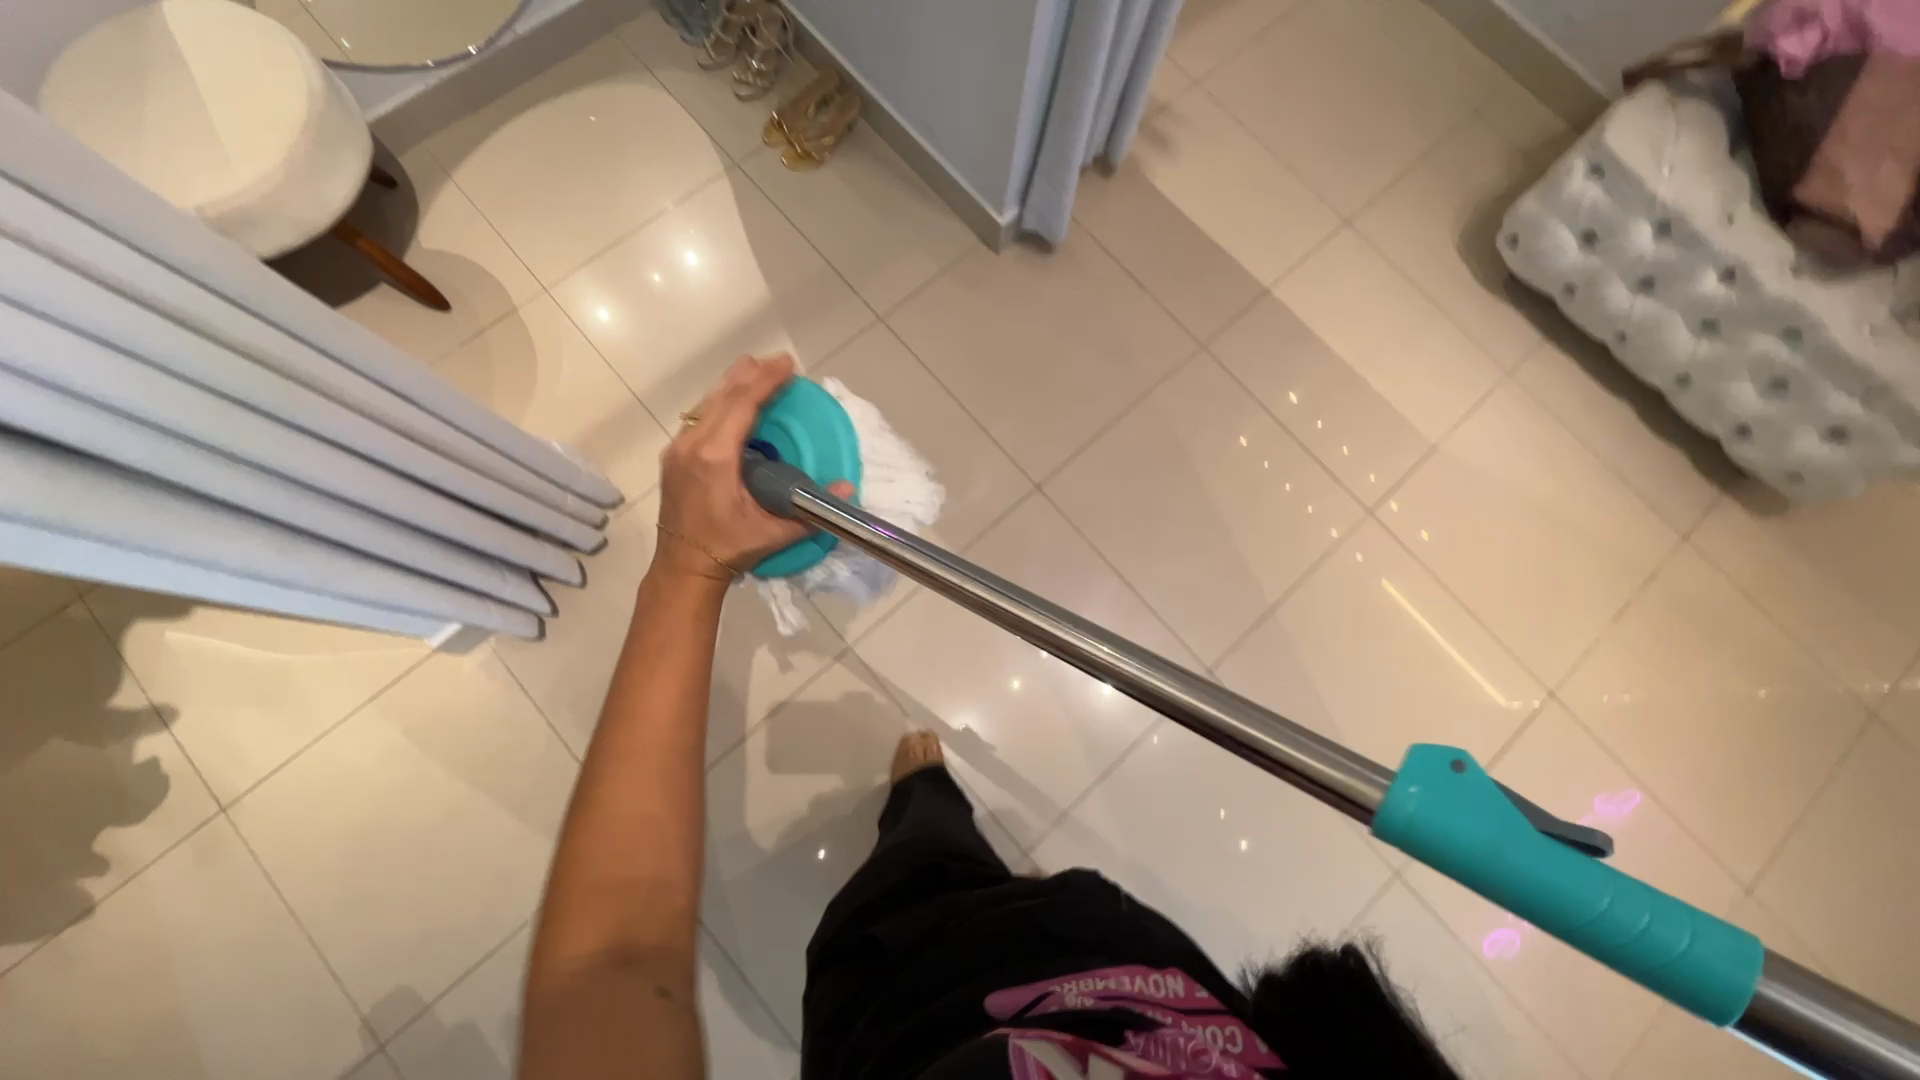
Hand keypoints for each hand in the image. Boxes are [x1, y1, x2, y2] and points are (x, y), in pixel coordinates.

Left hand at [653, 355, 852, 582]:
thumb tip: (847, 490)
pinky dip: (719, 403)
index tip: (787, 364)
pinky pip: (698, 418)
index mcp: (714, 458)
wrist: (683, 567)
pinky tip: (732, 401)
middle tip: (776, 360)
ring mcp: (677, 450)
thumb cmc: (728, 550)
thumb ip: (809, 510)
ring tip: (754, 369)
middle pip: (722, 396)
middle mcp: (691, 446)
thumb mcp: (772, 533)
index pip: (742, 406)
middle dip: (750, 375)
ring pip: (706, 404)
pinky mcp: (673, 457)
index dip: (766, 382)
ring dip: (732, 385)